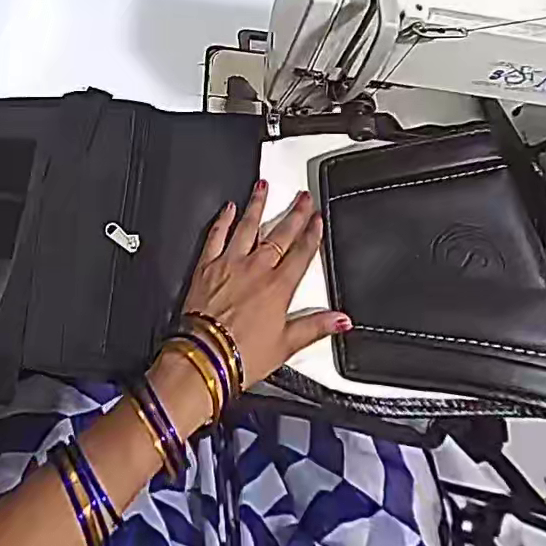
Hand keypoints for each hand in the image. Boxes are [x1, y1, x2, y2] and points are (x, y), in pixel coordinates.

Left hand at [178, 181, 350, 392]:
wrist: (204, 357)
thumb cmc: (242, 355)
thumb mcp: (286, 345)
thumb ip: (315, 327)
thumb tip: (341, 321)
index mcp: (278, 287)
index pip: (301, 252)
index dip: (312, 233)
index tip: (318, 219)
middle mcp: (256, 269)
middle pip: (281, 234)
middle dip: (295, 213)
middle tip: (303, 197)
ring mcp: (231, 263)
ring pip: (248, 226)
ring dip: (258, 205)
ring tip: (264, 187)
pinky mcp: (208, 266)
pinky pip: (217, 236)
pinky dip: (223, 220)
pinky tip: (229, 208)